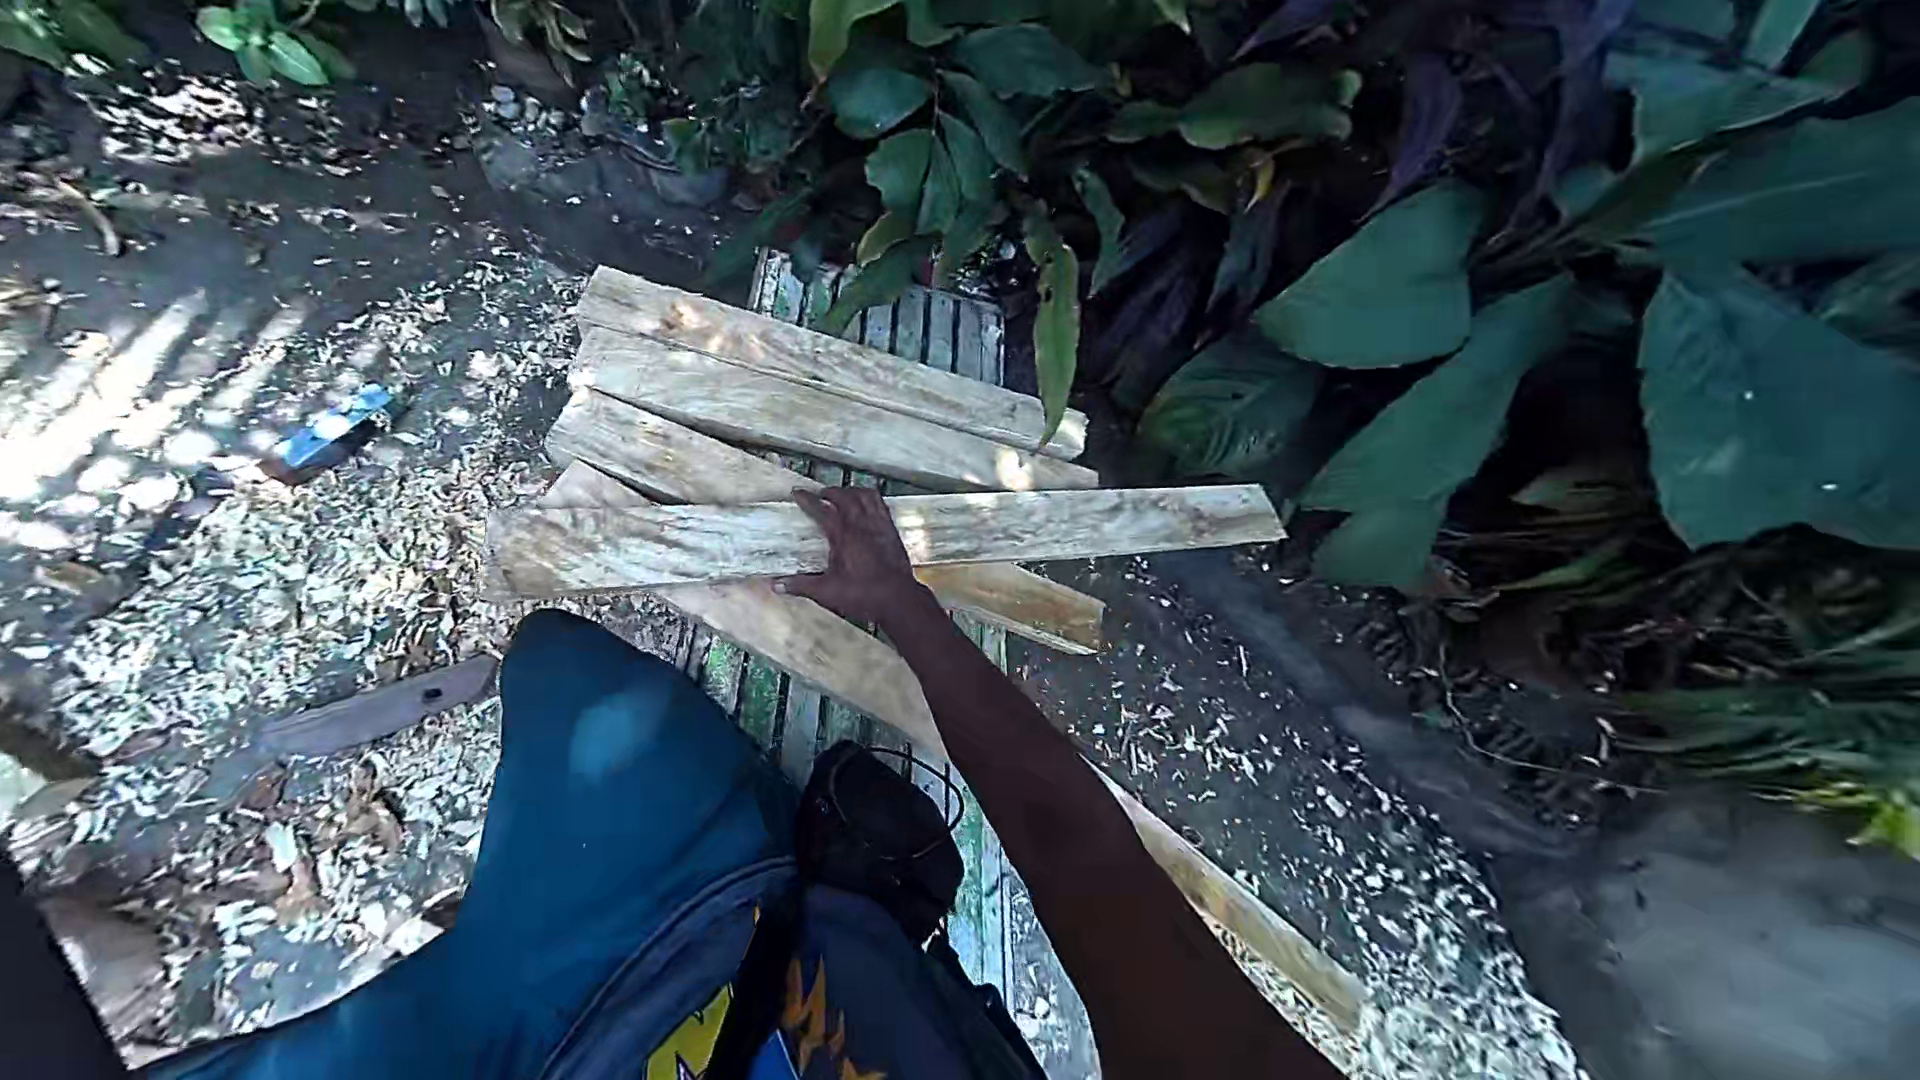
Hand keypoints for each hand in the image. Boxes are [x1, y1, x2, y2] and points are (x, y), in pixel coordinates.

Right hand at [775, 487, 933, 625]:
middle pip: (845, 496)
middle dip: (830, 491)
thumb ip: (800, 585)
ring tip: (844, 493)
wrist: (898, 598)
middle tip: (820, 494)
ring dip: (852, 490)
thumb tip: (775, 584)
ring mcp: (880, 526)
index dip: (807, 500)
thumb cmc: (863, 595)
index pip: (822, 510)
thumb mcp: (827, 592)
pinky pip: (882, 505)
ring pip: (866, 496)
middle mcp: (862, 525)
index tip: (797, 492)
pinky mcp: (892, 530)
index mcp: (844, 536)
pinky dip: (872, 498)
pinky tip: (867, 505)